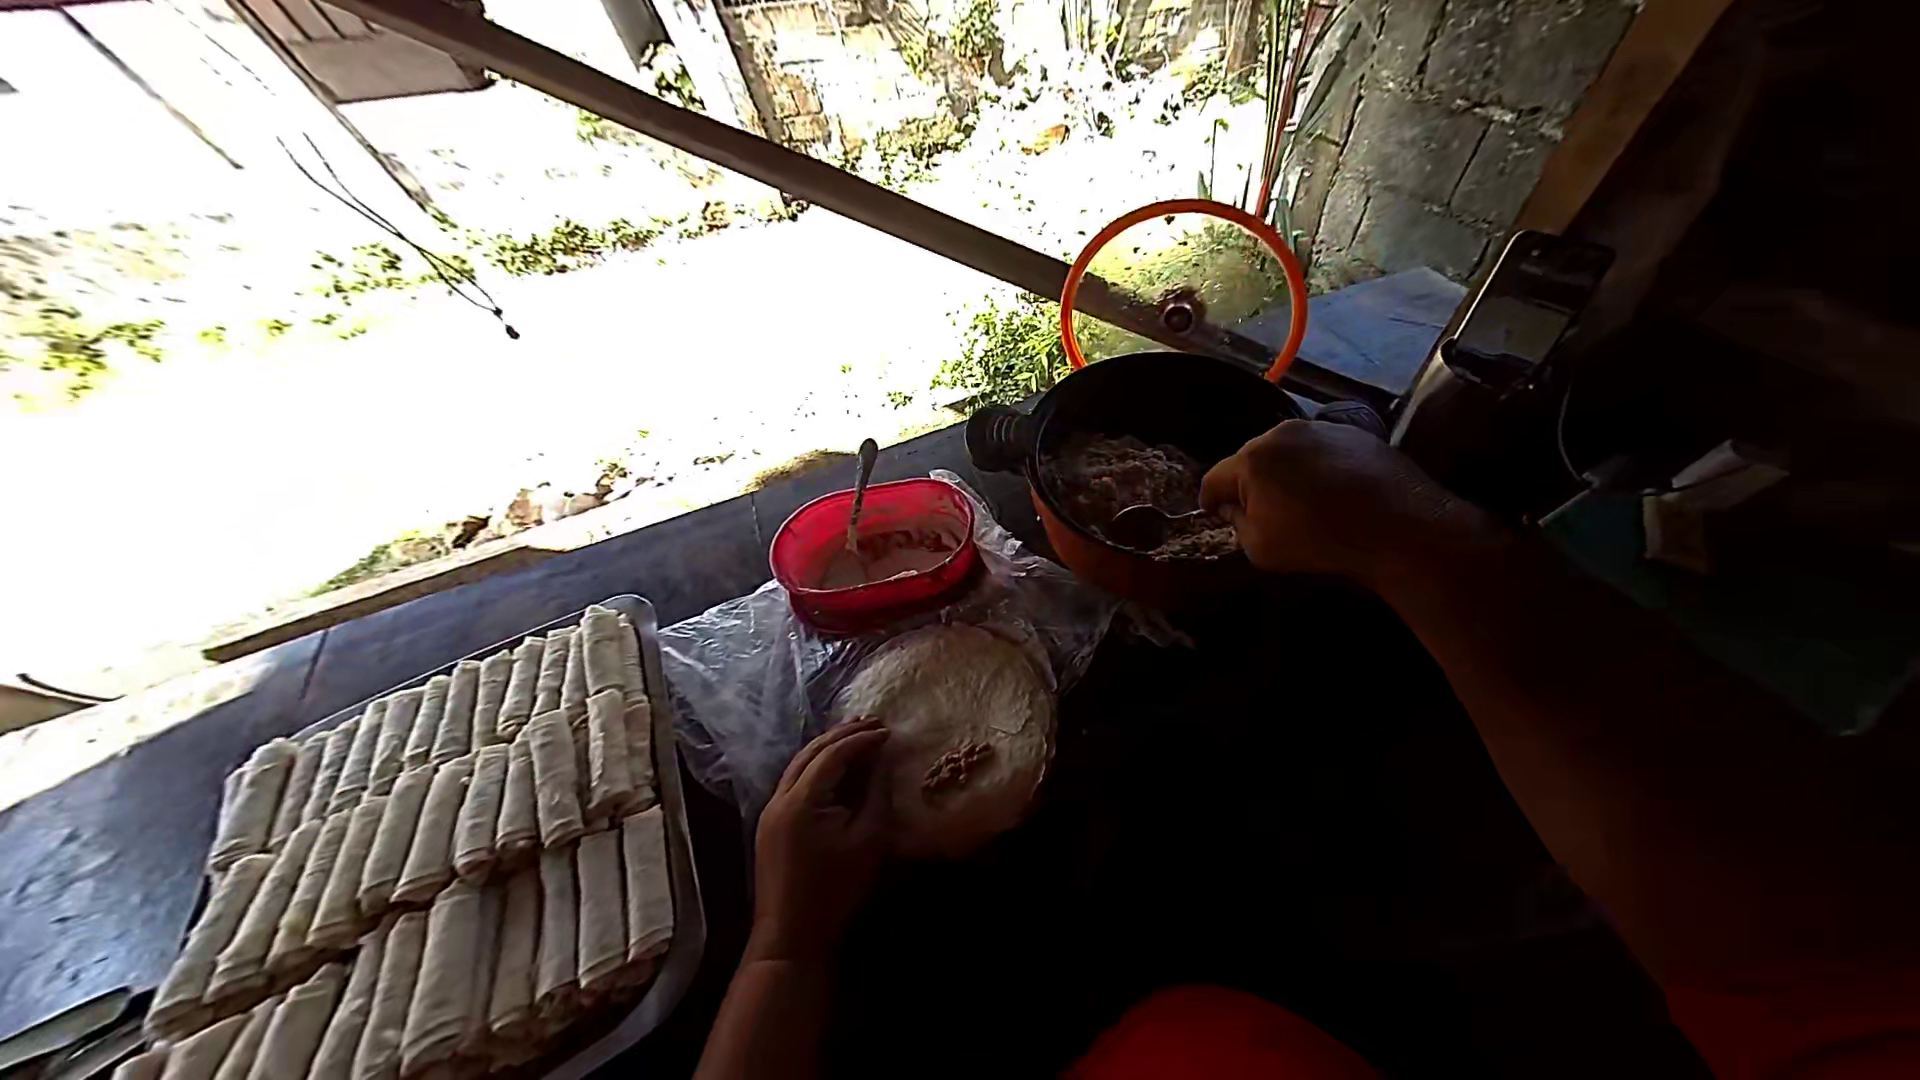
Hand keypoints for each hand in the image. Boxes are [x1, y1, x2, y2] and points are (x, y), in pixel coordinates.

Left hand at [750, 718, 891, 962]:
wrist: (791, 938)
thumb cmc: (836, 891)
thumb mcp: (868, 841)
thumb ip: (876, 794)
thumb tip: (883, 760)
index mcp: (802, 800)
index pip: (833, 754)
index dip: (862, 740)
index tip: (888, 731)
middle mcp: (780, 798)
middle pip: (811, 752)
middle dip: (843, 734)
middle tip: (872, 722)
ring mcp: (771, 811)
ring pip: (799, 764)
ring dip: (827, 747)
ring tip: (855, 735)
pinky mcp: (770, 825)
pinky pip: (794, 781)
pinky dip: (816, 766)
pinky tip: (834, 766)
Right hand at [1200, 419, 1494, 584]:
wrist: (1400, 527)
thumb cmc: (1319, 540)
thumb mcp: (1259, 547)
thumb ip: (1236, 523)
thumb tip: (1233, 508)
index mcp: (1251, 460)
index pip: (1214, 478)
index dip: (1209, 500)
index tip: (1214, 514)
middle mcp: (1280, 434)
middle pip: (1247, 460)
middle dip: (1247, 483)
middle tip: (1258, 510)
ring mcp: (1319, 428)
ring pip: (1283, 452)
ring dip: (1281, 473)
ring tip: (1296, 500)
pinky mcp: (1352, 432)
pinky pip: (1317, 449)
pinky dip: (1313, 467)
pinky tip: (1328, 492)